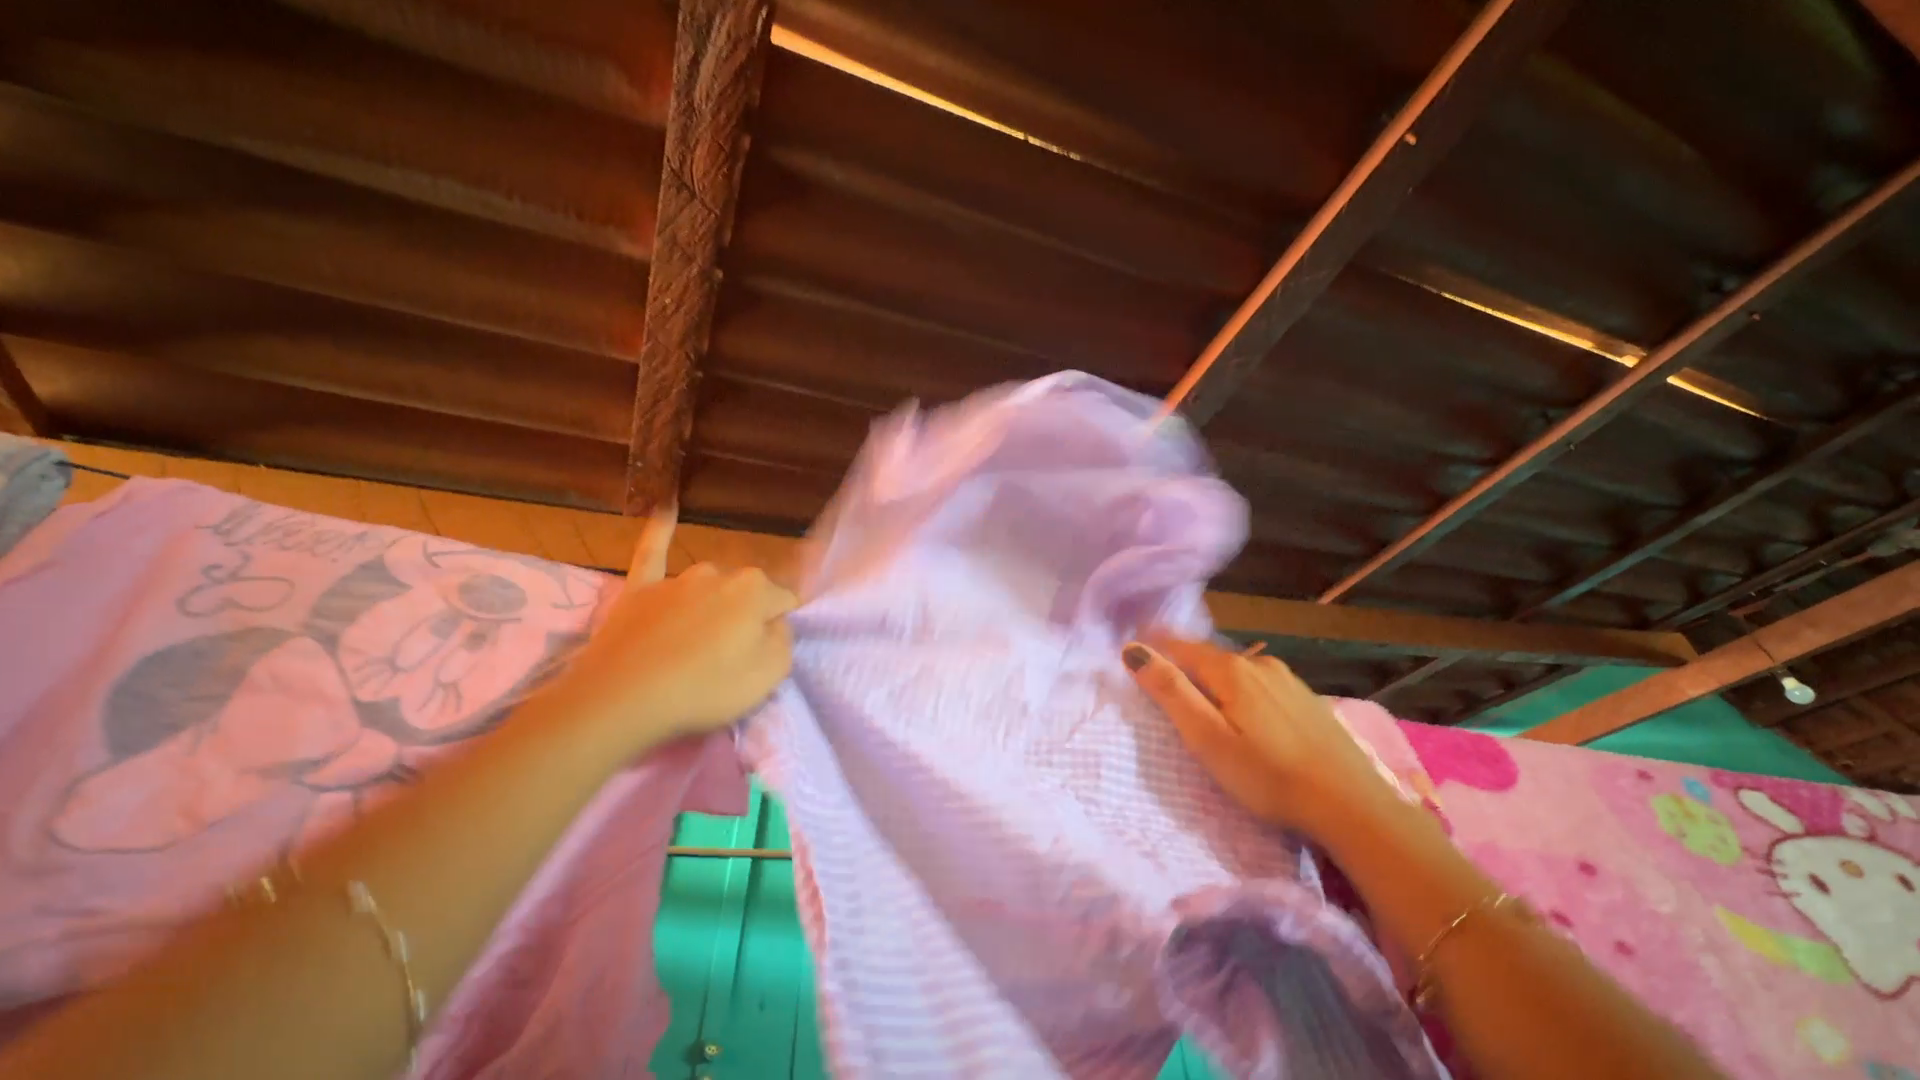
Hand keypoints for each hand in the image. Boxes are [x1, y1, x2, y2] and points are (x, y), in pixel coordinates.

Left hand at [543, 510, 796, 754]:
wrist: (625, 697)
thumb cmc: (706, 689)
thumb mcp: (770, 674)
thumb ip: (783, 640)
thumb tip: (775, 623)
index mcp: (756, 589)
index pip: (783, 602)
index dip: (777, 628)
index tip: (765, 653)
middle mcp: (719, 572)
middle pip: (744, 594)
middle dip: (744, 617)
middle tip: (730, 659)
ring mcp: (677, 579)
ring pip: (708, 586)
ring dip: (711, 606)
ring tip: (697, 646)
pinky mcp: (640, 589)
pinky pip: (653, 551)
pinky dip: (660, 529)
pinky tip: (665, 507)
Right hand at [1123, 634, 1400, 834]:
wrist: (1350, 805)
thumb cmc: (1267, 776)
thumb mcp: (1207, 739)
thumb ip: (1170, 692)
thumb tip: (1134, 650)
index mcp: (1230, 669)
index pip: (1178, 645)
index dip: (1153, 648)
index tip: (1130, 655)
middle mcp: (1260, 664)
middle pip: (1209, 657)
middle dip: (1183, 665)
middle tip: (1161, 683)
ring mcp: (1289, 680)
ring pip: (1238, 671)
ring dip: (1214, 680)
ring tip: (1200, 702)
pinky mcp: (1308, 701)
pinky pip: (1261, 686)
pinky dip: (1242, 693)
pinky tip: (1246, 717)